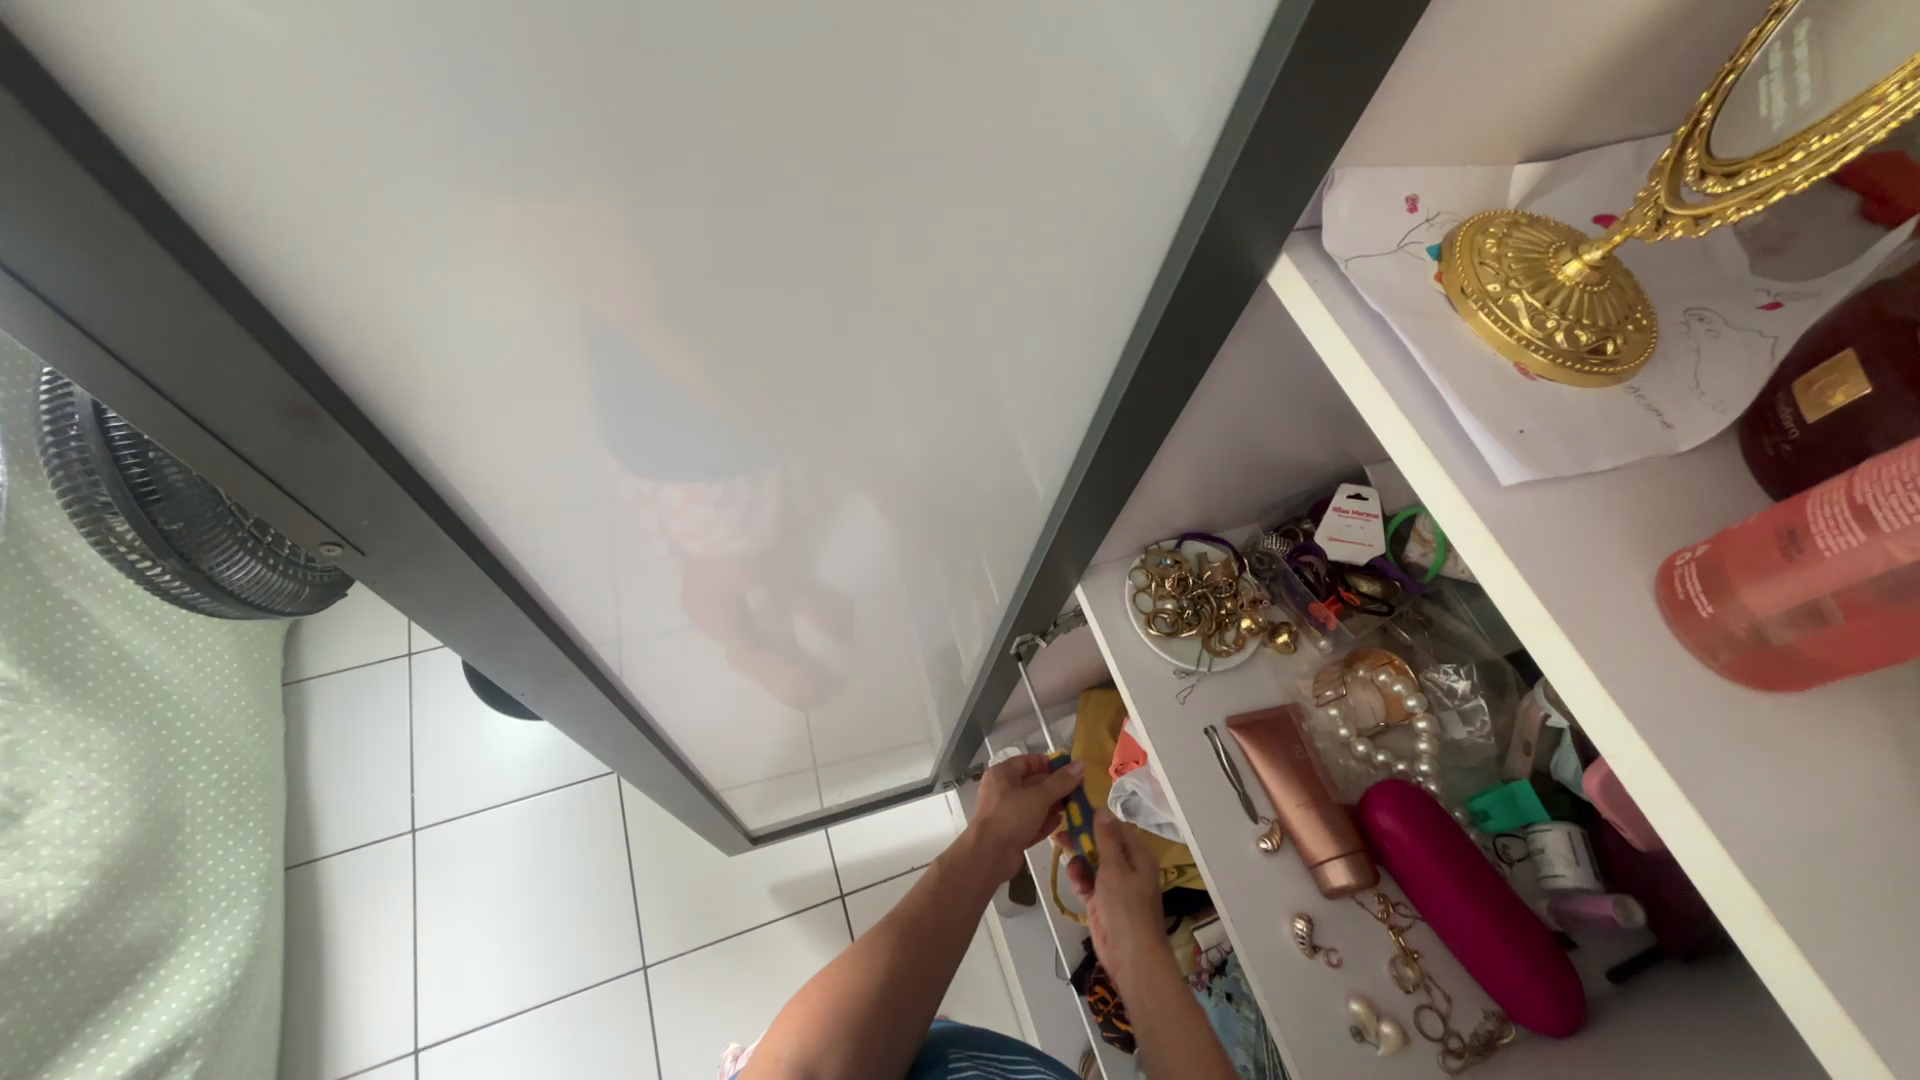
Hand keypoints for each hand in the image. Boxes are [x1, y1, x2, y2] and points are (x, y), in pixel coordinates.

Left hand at [968, 754, 1085, 877]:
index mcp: (1002, 774)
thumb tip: (1080, 765)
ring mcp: (1007, 814)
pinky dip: (1046, 822)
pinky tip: (1063, 822)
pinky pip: (1033, 823)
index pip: (1028, 762)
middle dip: (1056, 787)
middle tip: (1080, 789)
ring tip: (1077, 805)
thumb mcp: (1038, 796)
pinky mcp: (1013, 834)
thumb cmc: (1011, 816)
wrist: (989, 856)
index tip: (1071, 768)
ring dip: (1054, 806)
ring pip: (1034, 805)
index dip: (1049, 763)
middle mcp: (1003, 791)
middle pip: (1033, 784)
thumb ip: (1060, 782)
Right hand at [1060, 809, 1166, 986]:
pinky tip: (1074, 881)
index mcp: (1138, 856)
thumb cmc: (1126, 906)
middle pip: (1103, 845)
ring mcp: (1115, 887)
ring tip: (1067, 859)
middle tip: (1061, 833)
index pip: (1117, 829)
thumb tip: (1102, 811)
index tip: (1075, 810)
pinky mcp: (1102, 903)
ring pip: (1092, 864)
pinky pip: (1088, 884)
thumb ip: (1106, 839)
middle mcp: (1128, 868)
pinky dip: (1080, 880)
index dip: (1098, 819)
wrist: (1130, 955)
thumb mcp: (1115, 868)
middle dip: (1083, 840)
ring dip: (1080, 861)